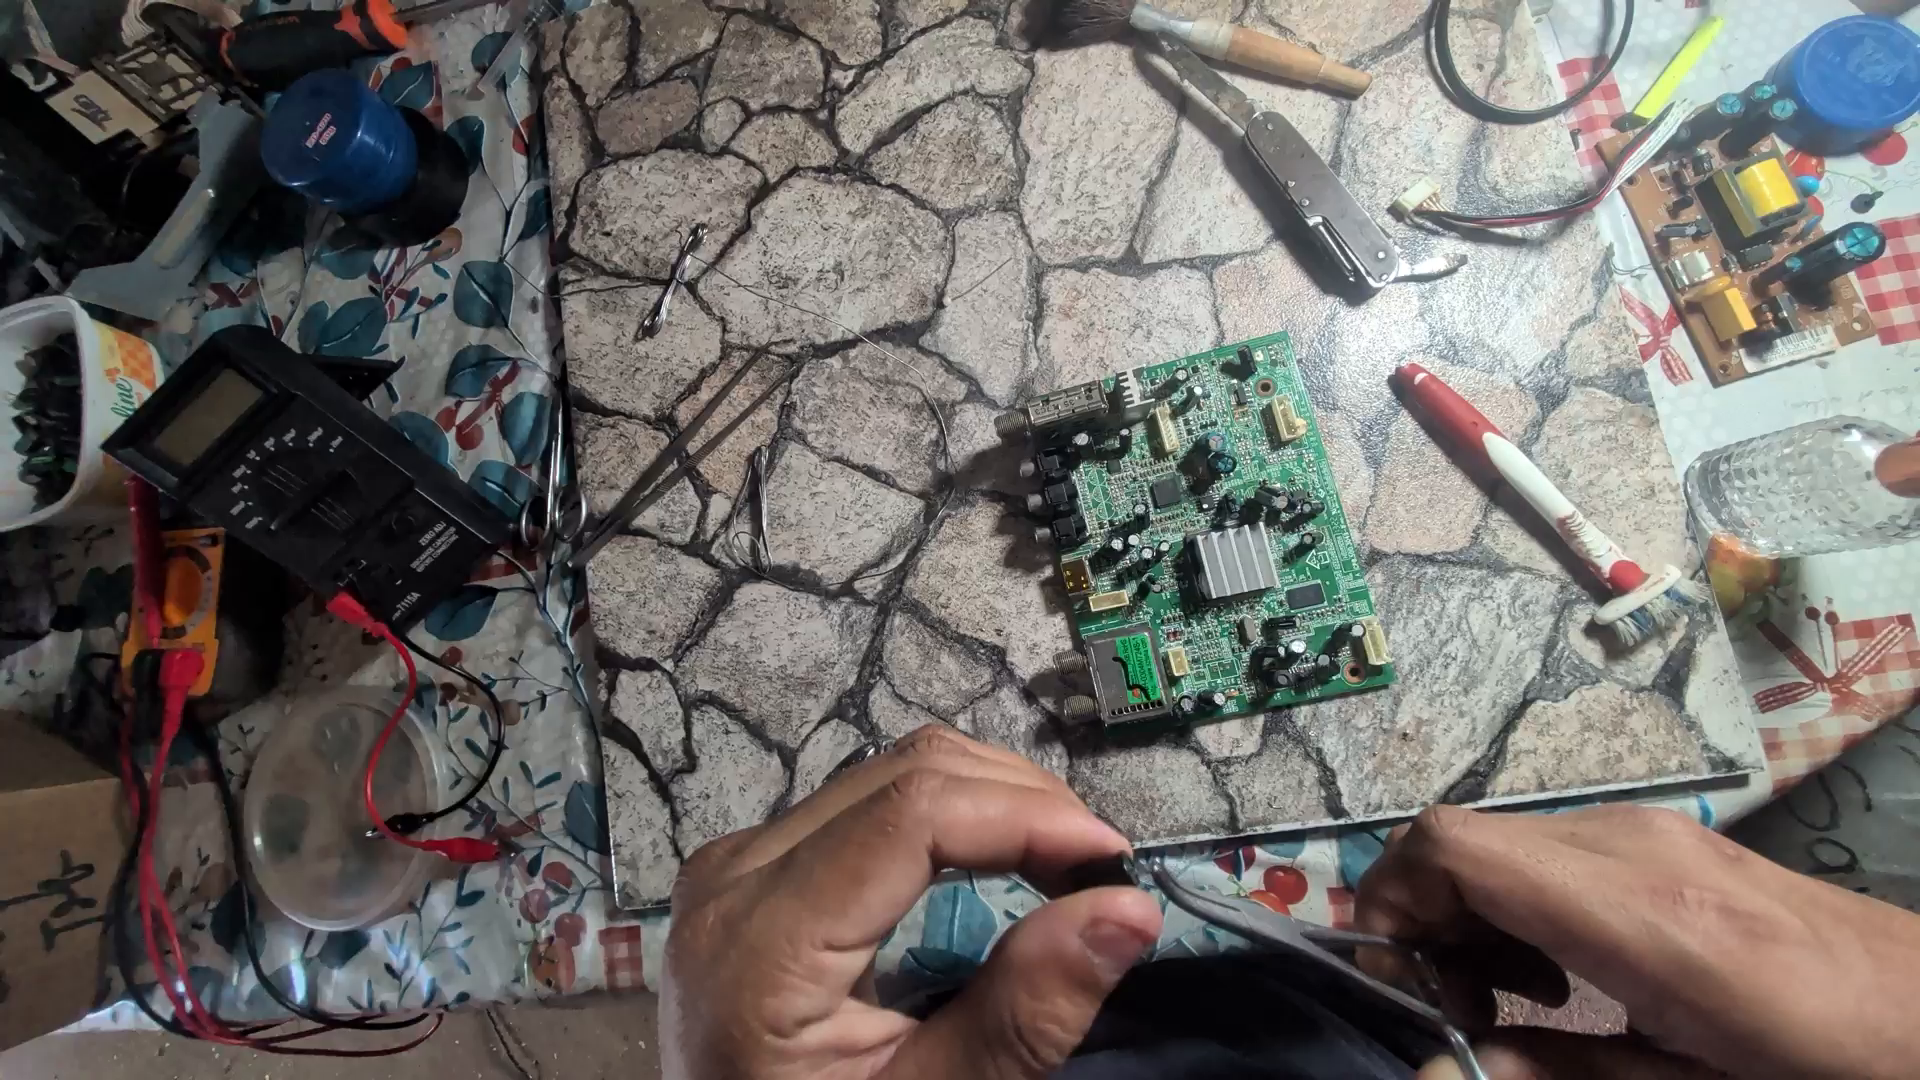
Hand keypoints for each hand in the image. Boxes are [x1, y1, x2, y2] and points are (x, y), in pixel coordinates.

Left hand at [660, 724, 1162, 1078]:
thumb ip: (1019, 1017)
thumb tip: (1130, 910)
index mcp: (762, 942)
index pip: (910, 815)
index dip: (1024, 814)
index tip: (1112, 854)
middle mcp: (740, 866)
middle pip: (906, 770)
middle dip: (1020, 797)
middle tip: (1095, 861)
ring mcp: (743, 851)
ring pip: (892, 765)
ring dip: (990, 792)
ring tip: (1058, 851)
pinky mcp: (759, 853)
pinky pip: (870, 791)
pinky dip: (952, 804)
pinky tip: (994, 845)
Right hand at [1356, 803, 1919, 1079]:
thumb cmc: (1841, 1073)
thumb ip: (1560, 1075)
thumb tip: (1439, 1070)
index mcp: (1645, 919)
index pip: (1454, 849)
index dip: (1393, 897)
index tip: (1398, 974)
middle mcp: (1622, 844)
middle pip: (1450, 836)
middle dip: (1416, 913)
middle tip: (1448, 999)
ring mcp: (1632, 826)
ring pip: (1480, 838)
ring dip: (1456, 909)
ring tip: (1503, 990)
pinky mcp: (1641, 829)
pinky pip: (1524, 846)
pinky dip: (1500, 897)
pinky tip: (1551, 962)